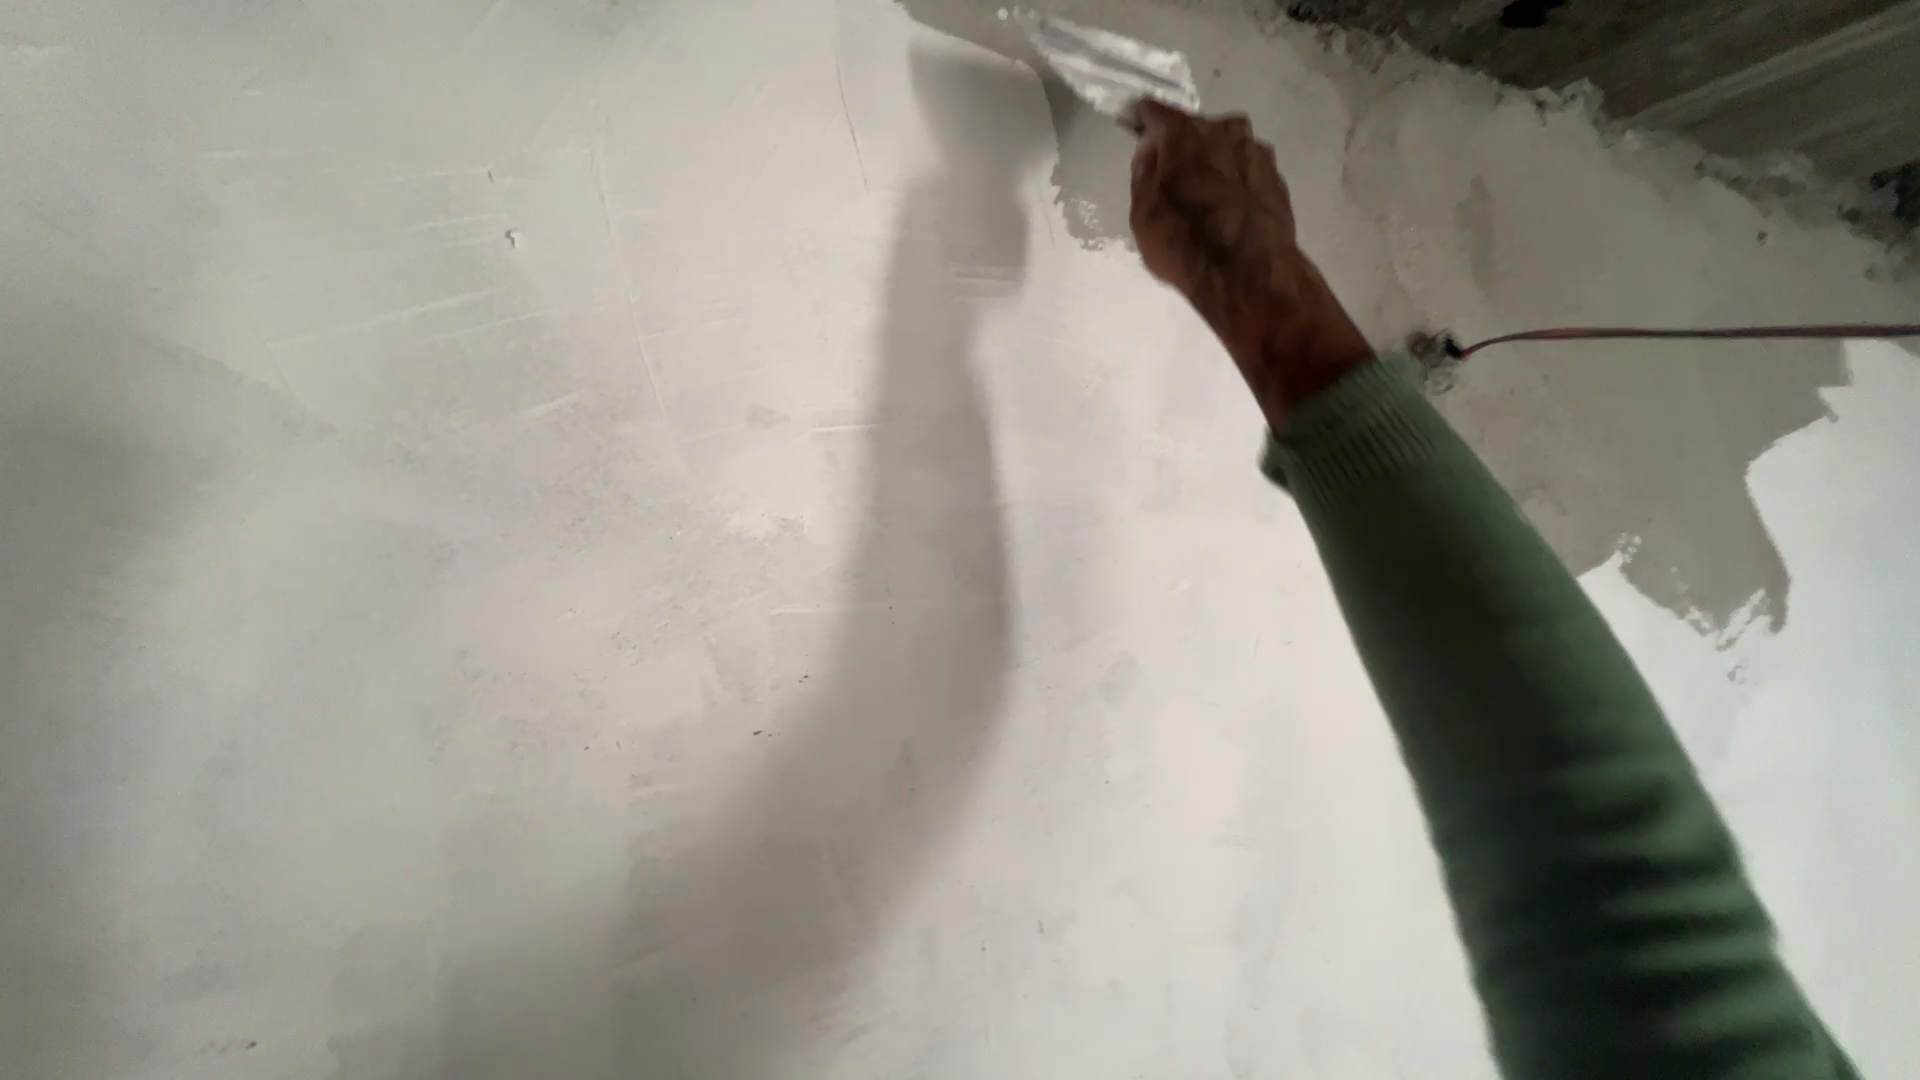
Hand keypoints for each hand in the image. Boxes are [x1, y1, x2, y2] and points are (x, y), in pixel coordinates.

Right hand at [1129, 101, 1375, 429]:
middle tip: (1170, 176)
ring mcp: (1256, 151)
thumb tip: (1152, 153)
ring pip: (1224, 150)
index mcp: (1184, 132)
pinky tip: (1226, 213)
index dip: (1140, 119)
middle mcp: (1224, 128)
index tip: (1131, 124)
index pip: (1154, 111)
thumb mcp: (1142, 215)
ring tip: (1202, 200)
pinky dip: (1232, 184)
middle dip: (1181, 148)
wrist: (1248, 274)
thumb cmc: (1184, 243)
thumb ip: (1144, 175)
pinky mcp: (1276, 177)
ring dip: (1211, 166)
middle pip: (1194, 130)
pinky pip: (1244, 173)